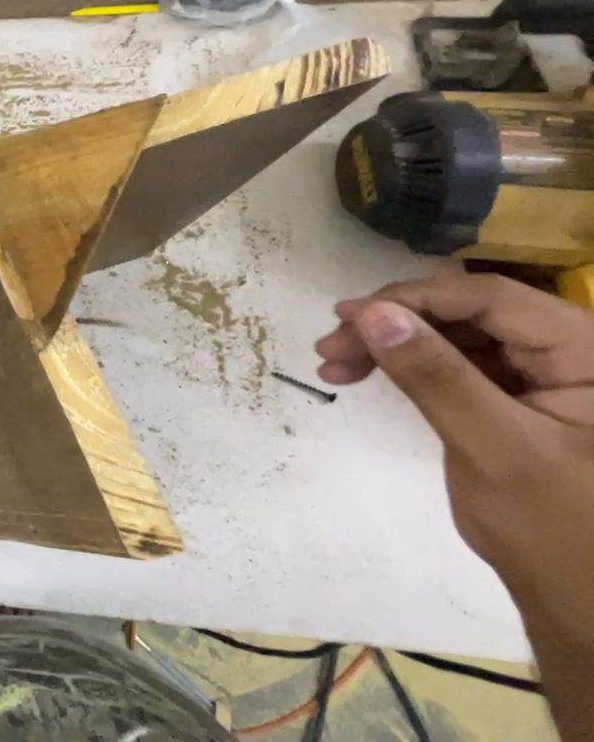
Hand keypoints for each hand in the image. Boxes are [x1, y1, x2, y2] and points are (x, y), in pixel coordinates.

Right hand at [314, 272, 593, 592]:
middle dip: (394, 323)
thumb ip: (436, 376)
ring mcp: (552, 379)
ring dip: (391, 343)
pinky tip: (365, 375)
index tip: (345, 318)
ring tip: (334, 364)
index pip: (495, 299)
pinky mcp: (522, 399)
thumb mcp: (494, 448)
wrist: (587, 600)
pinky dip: (406, 365)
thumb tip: (371, 312)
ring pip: (457, 334)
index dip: (415, 298)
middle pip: (472, 312)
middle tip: (329, 348)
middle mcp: (581, 358)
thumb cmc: (558, 527)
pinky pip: (459, 363)